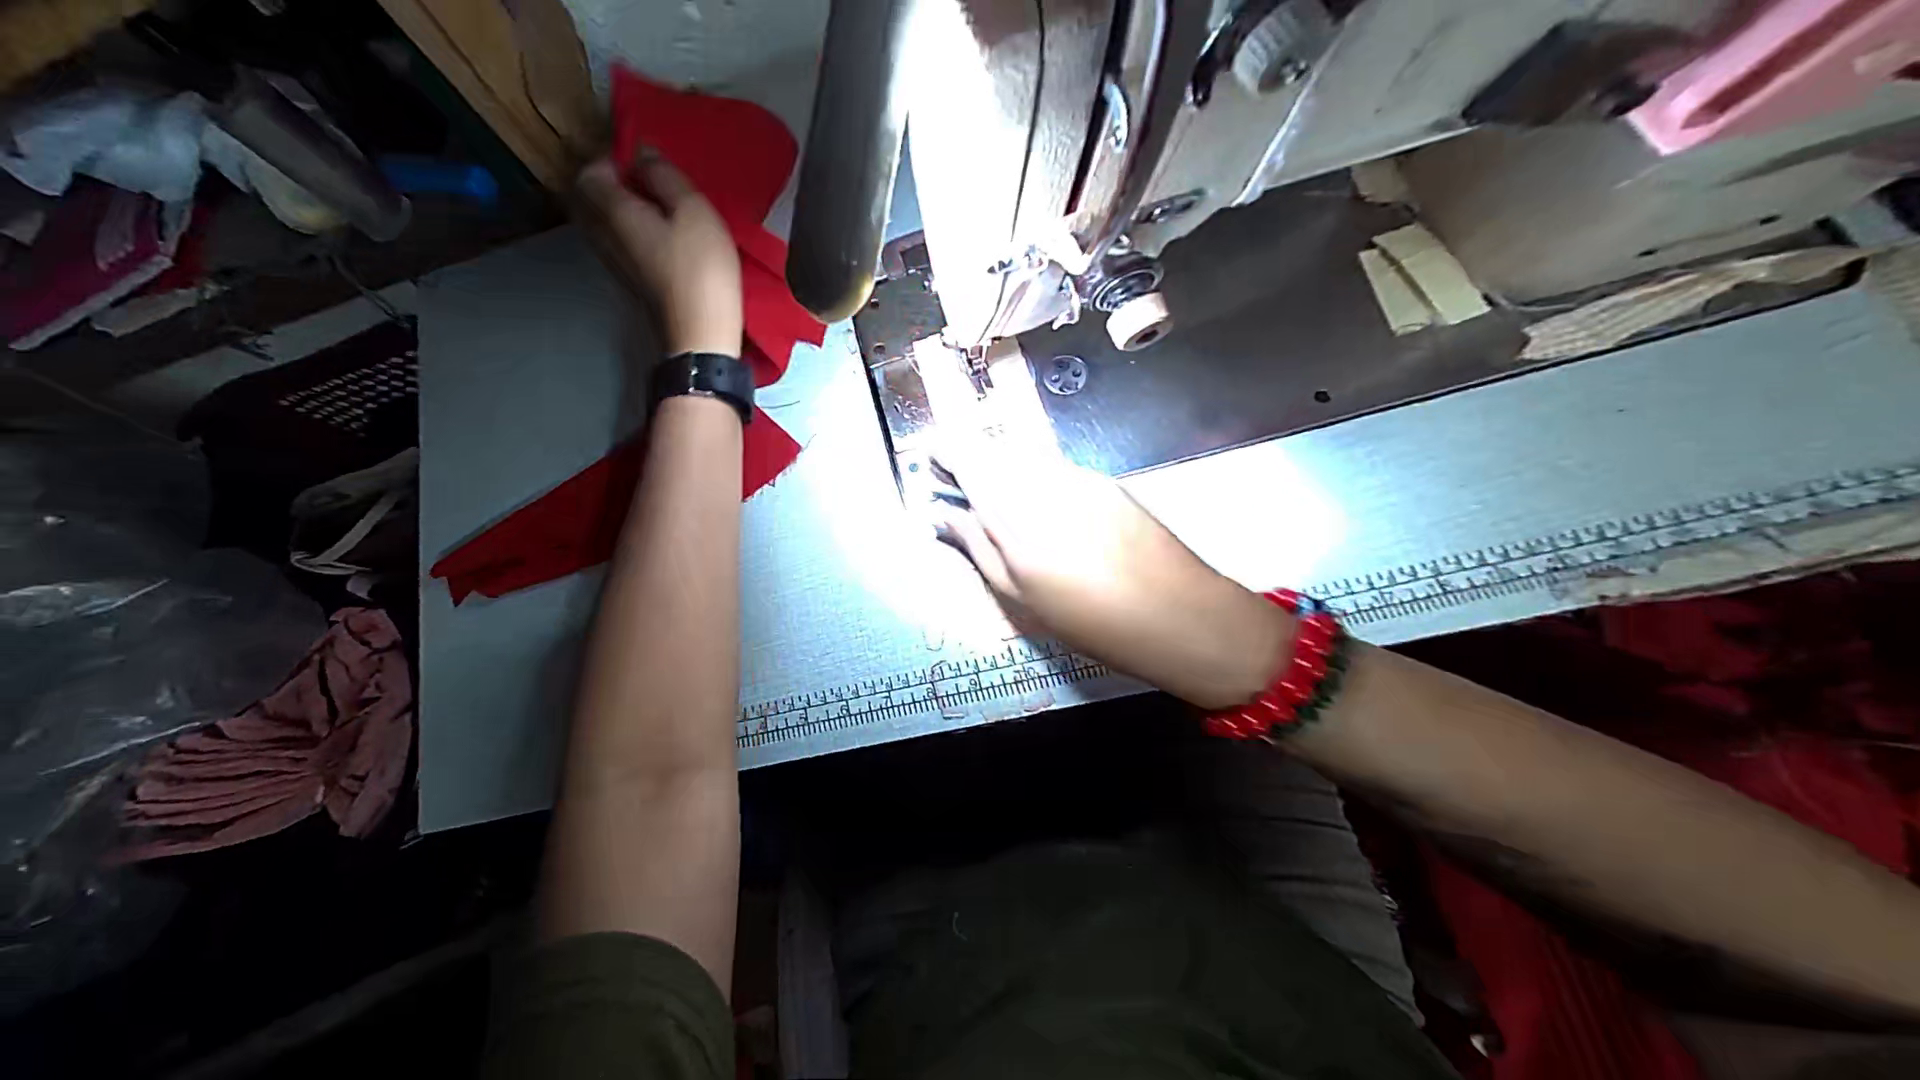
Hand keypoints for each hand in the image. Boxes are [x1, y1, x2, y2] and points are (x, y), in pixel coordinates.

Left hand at [576, 150, 742, 356]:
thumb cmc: (700, 270)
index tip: (644, 161)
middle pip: (589, 197)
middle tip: (647, 181)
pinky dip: (630, 231)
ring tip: (657, 208)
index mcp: (612, 210)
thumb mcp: (694, 211)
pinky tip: (660, 237)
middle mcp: (602, 234)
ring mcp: (614, 262)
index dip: (613, 159)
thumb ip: (664, 176)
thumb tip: (642, 153)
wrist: (700, 335)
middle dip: (611, 182)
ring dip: (621, 208)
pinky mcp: (630, 281)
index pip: (590, 171)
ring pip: (603, 222)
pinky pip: (618, 242)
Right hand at [930, 436, 1293, 709]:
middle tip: (955, 476)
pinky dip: (1032, 472)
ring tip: (992, 491)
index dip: (946, 452)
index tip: (931, 455)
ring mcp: (1077, 478)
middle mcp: (1044, 484)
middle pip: (995, 450)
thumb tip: (943, 515)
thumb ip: (977, 548)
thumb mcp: (1020, 596)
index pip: (970, 462)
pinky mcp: (1104, 481)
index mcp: (1015, 516)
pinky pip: (1053, 465)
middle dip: (970, 456)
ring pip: (1024, 455)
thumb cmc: (1089, 619)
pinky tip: (1035, 498)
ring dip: (1000, 464)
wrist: (1176, 613)